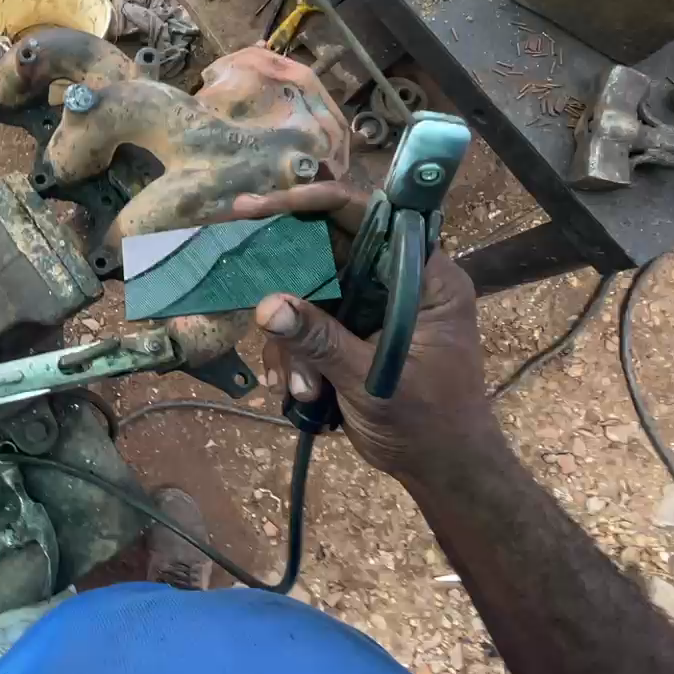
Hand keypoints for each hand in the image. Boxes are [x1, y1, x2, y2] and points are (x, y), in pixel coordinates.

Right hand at [229, 184, 501, 483]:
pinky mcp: (343, 327)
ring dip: (290, 337)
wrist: (440, 470)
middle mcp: (393, 280)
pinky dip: (289, 353)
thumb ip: (321, 341)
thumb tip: (266, 305)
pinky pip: (300, 321)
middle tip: (233, 245)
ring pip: (305, 290)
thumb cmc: (430, 425)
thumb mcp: (375, 381)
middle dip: (281, 264)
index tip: (263, 206)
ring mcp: (366, 303)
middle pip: (326, 246)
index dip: (316, 202)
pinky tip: (294, 388)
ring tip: (300, 385)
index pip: (370, 217)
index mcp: (423, 278)